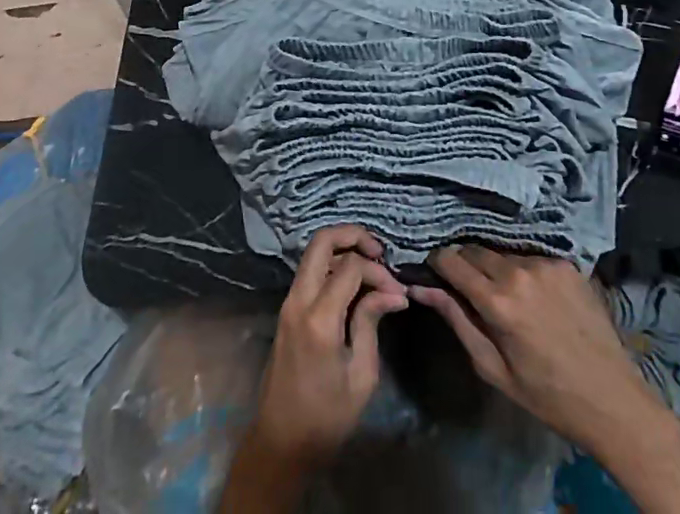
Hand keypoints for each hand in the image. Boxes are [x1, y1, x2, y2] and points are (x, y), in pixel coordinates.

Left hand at [250, 225, 409, 463]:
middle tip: (380, 253)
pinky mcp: (287, 311)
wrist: (281, 443)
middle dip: (354, 236)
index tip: (398, 294)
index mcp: (318, 319)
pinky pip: (310, 273)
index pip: (350, 267)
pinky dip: (333, 266)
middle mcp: (298, 301)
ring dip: (343, 250)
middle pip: (321, 242)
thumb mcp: (361, 374)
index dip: (379, 272)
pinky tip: (355, 284)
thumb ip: (371, 322)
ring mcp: (288, 304)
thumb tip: (394, 292)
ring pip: (313, 254)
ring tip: (373, 270)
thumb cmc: (326, 417)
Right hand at [409, 246, 655, 450]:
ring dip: (495, 267)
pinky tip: (534, 295)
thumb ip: (457, 320)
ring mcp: (548, 264)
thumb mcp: (492, 367)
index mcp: (498, 301)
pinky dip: (524, 271)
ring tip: (504, 295)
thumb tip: (421, 287)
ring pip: (504, 254)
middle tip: (466, 287)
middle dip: (464, 263)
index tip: (434, 273)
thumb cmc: (546, 394)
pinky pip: (532, 259)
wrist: (612, 398)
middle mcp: (521, 271)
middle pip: (476, 250)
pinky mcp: (569, 265)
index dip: (438, 263)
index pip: (452, 260)